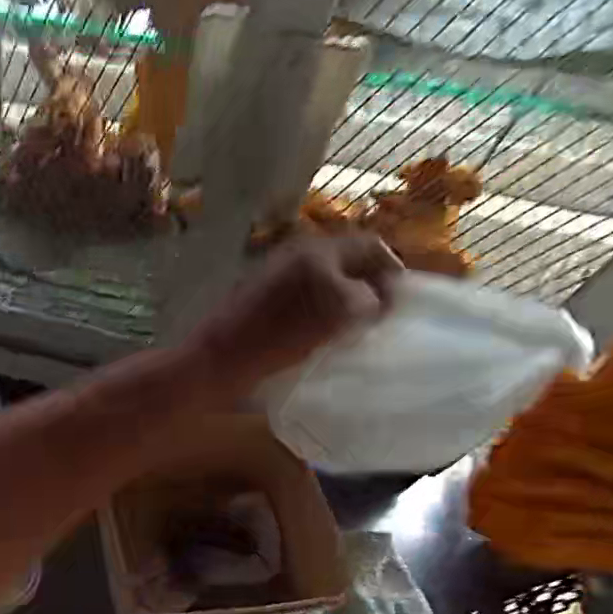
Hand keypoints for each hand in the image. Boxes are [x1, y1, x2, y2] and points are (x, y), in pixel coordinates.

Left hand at [183, 235, 400, 394]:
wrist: (212, 364)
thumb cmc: (267, 343)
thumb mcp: (328, 318)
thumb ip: (365, 302)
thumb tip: (383, 300)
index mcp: (315, 254)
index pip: (371, 248)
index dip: (392, 273)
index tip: (400, 305)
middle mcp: (297, 256)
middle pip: (349, 261)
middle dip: (371, 285)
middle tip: (382, 319)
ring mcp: (278, 275)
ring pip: (329, 278)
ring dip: (349, 297)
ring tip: (358, 330)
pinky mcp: (264, 297)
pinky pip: (308, 293)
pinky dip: (325, 308)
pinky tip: (327, 335)